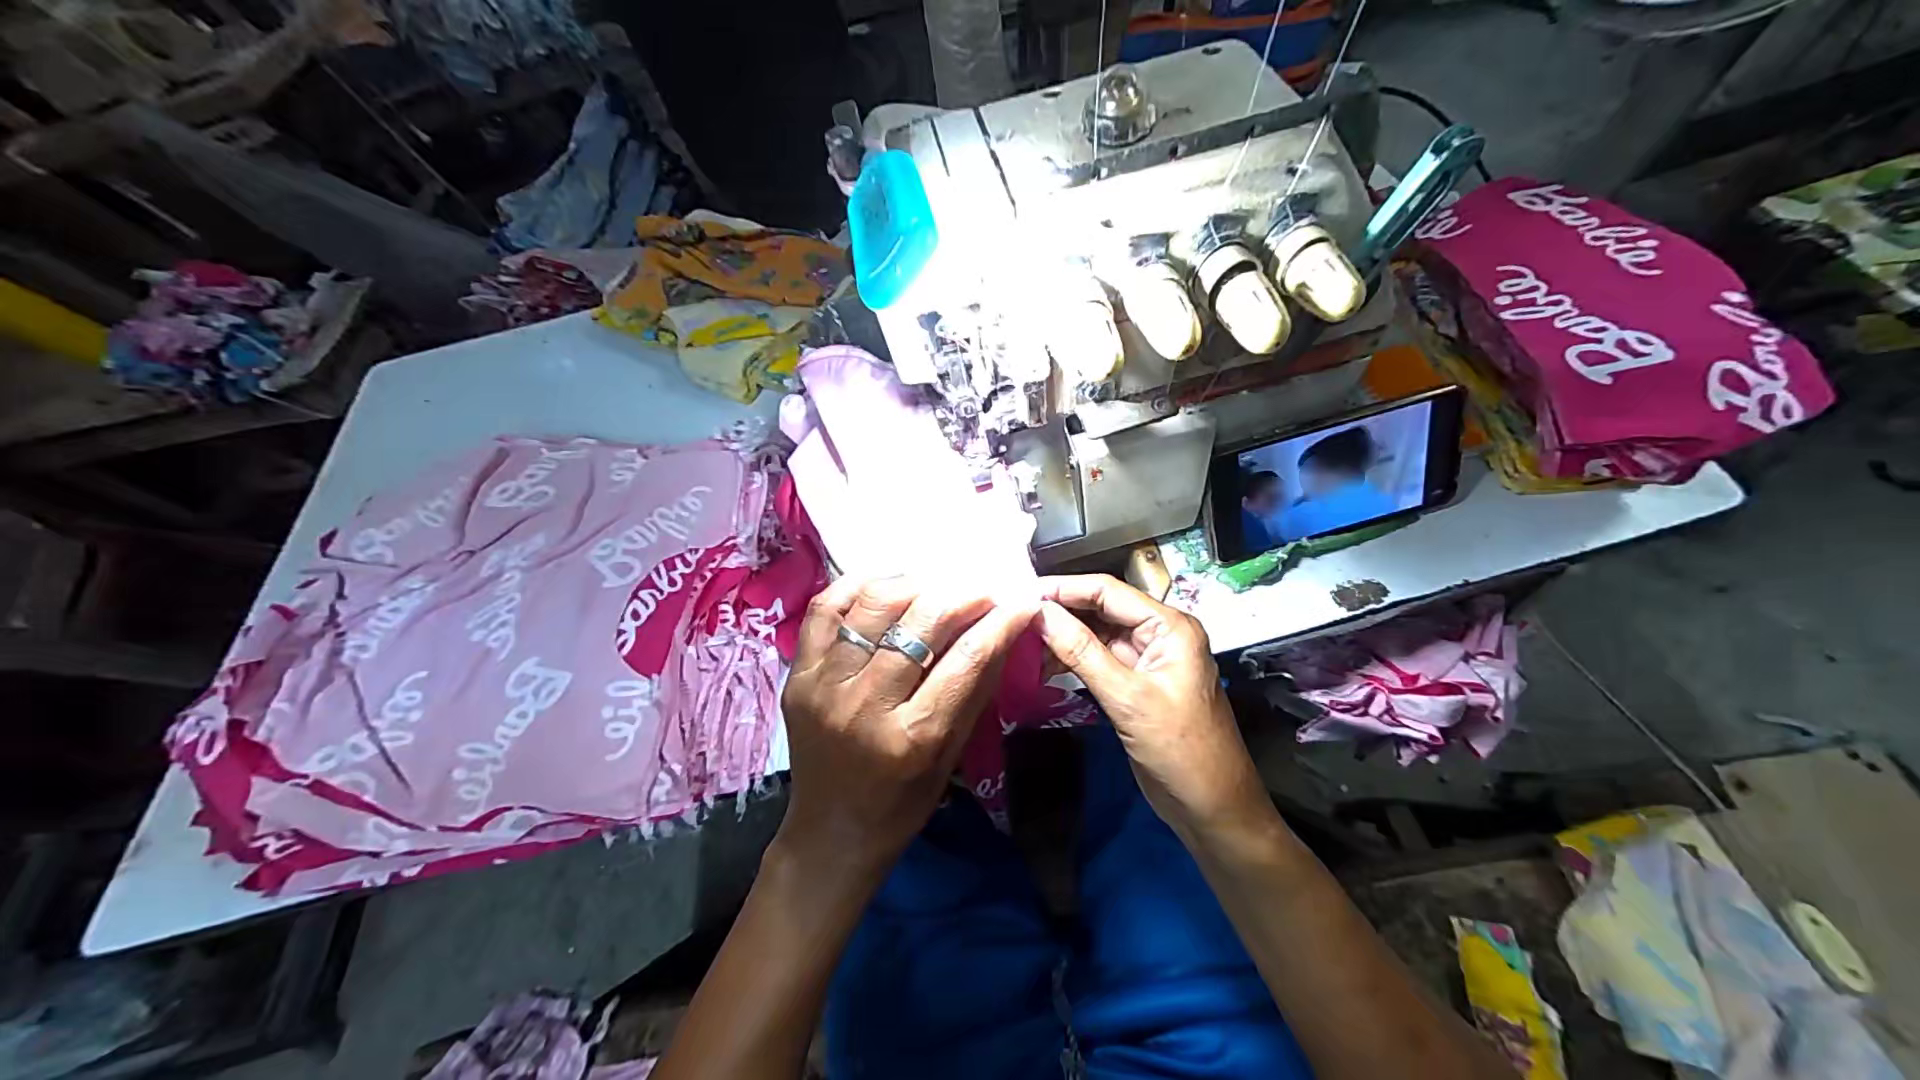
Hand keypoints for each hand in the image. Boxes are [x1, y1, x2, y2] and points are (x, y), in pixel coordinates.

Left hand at [777, 575, 1036, 882]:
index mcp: (911, 737)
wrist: (830, 833)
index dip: (999, 623)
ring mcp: (824, 684)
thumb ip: (976, 690)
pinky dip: (857, 587)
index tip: (1020, 602)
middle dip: (962, 597)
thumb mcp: (951, 756)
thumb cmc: (900, 804)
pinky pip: (825, 609)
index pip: (965, 660)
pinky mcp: (798, 674)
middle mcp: (864, 705)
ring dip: (913, 586)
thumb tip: (1004, 630)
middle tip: (981, 592)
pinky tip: (885, 586)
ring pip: (873, 606)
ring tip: (935, 588)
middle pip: (920, 624)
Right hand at [1034, 575, 1268, 836]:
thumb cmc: (1180, 750)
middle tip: (1015, 613)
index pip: (1108, 591)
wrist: (1210, 806)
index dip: (1064, 588)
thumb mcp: (1127, 698)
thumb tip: (1040, 613)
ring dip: (1063, 635)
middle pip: (1101, 609)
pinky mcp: (1135, 683)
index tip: (1022, 592)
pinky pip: (1099, 659)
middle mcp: (1159, 634)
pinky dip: (1072, 659)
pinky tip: (1043, 661)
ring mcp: (1147, 659)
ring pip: (1097, 634)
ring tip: (1021, 637)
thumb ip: (1081, 652)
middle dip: (1060, 610)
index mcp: (1169, 627)